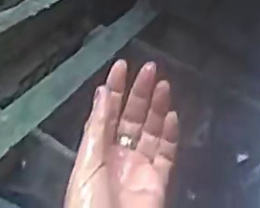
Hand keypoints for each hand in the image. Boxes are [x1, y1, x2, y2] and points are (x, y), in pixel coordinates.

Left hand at [65, 60, 178, 207]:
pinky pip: (167, 154)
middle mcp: (118, 158)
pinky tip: (172, 115)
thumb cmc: (90, 206)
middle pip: (132, 118)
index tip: (122, 65)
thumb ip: (98, 127)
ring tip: (163, 84)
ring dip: (157, 107)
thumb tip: (104, 90)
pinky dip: (171, 134)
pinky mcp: (158, 183)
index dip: (115, 89)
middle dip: (140, 92)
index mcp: (96, 153)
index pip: (107, 114)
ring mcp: (139, 170)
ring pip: (151, 132)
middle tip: (150, 67)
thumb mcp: (87, 165)